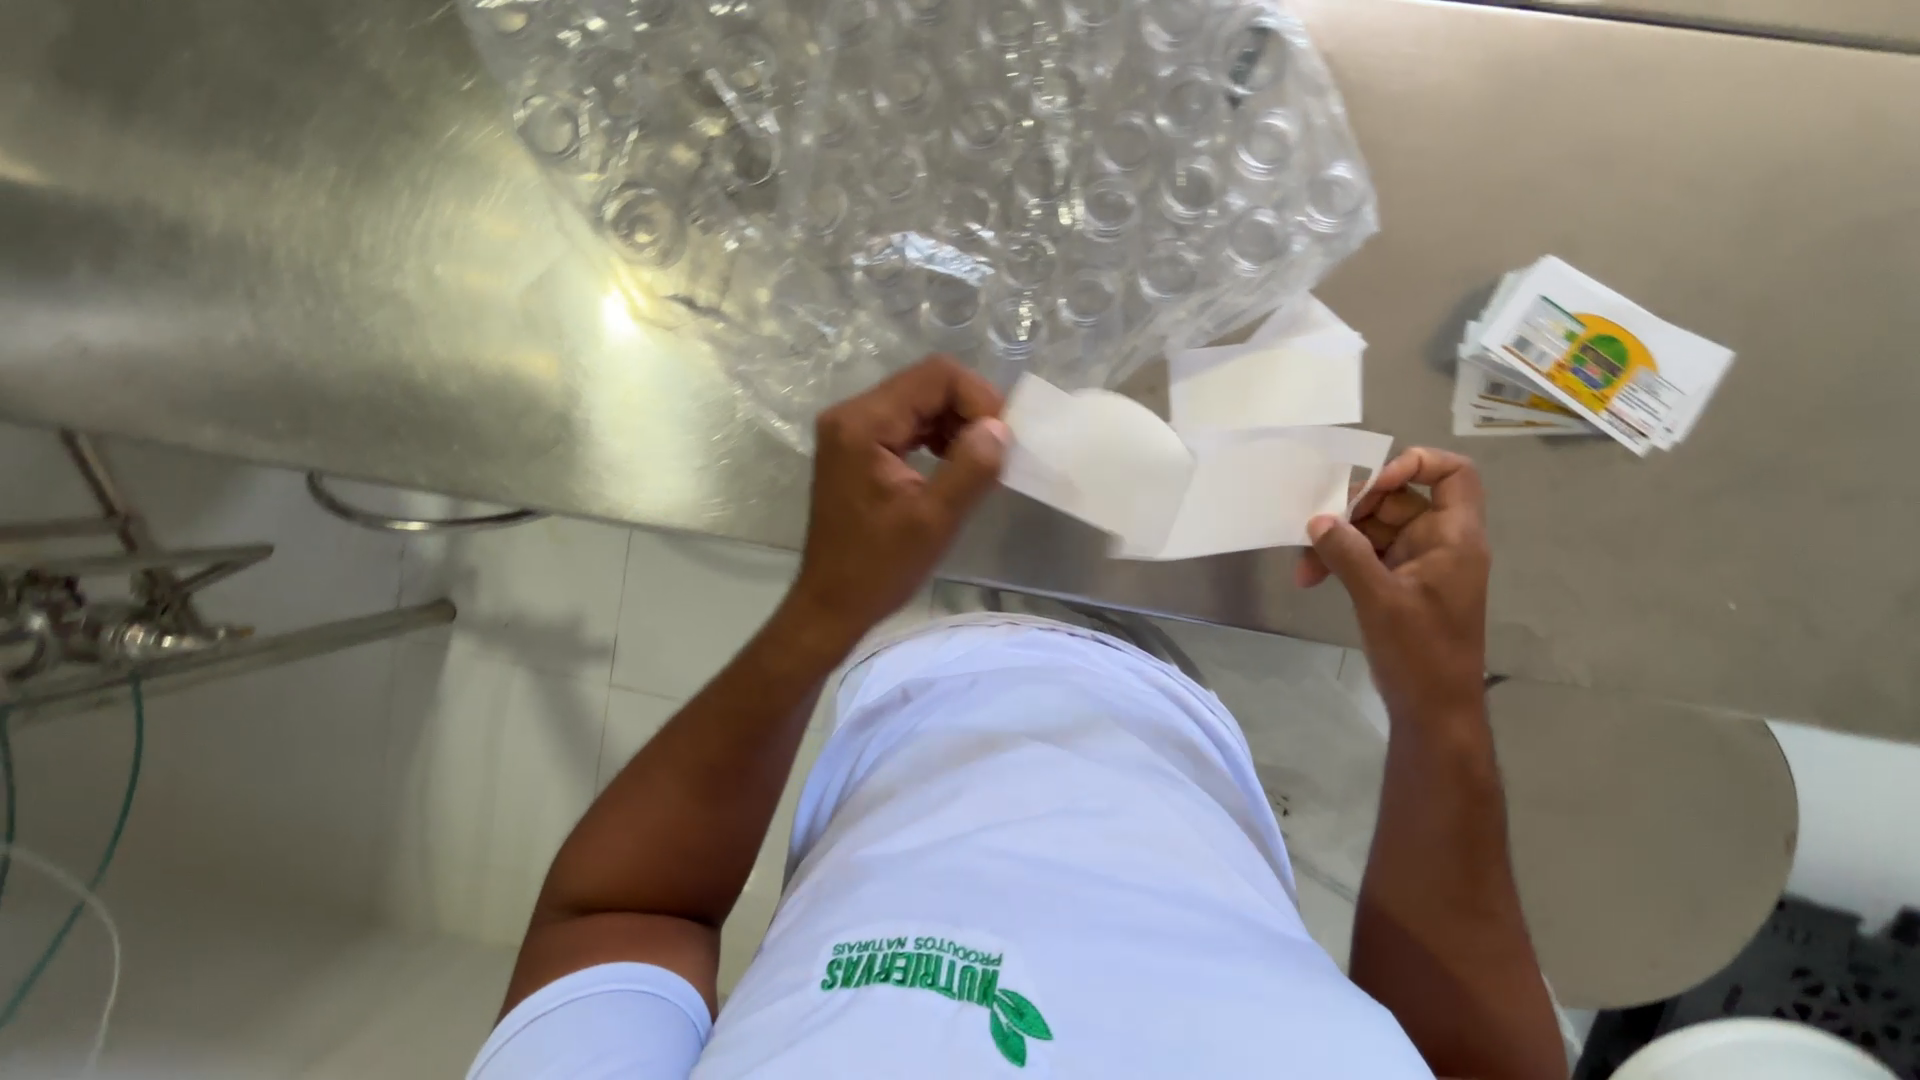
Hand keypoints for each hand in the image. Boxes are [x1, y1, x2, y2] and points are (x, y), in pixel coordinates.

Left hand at [786, 356, 1007, 645]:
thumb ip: (971, 467)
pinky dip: (936, 438)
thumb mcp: (934, 519)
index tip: (1003, 439)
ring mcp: (851, 431)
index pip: (935, 376)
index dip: (978, 397)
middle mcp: (851, 415)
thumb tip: (1000, 429)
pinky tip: (954, 465)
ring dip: (955, 424)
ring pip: (919, 403)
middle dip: (969, 410)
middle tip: (997, 451)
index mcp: (863, 424)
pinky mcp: (856, 449)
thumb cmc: (878, 567)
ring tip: (979, 461)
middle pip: (926, 384)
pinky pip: (905, 425)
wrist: (831, 604)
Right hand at [1297, 448, 1489, 723]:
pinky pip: (1368, 555)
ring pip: (1376, 529)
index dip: (1413, 465)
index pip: (1453, 474)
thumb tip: (1318, 521)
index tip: (1372, 486)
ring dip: (1338, 540)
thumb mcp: (1379, 598)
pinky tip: (1312, 576)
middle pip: (1400, 500)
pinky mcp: (1400, 584)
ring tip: (1305, 566)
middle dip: (1354, 512)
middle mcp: (1440, 543)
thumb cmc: (1420, 651)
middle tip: (1320, 528)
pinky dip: (1341, 560)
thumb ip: (1347, 553)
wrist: (1433, 709)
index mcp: (1454, 538)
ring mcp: (1419, 564)